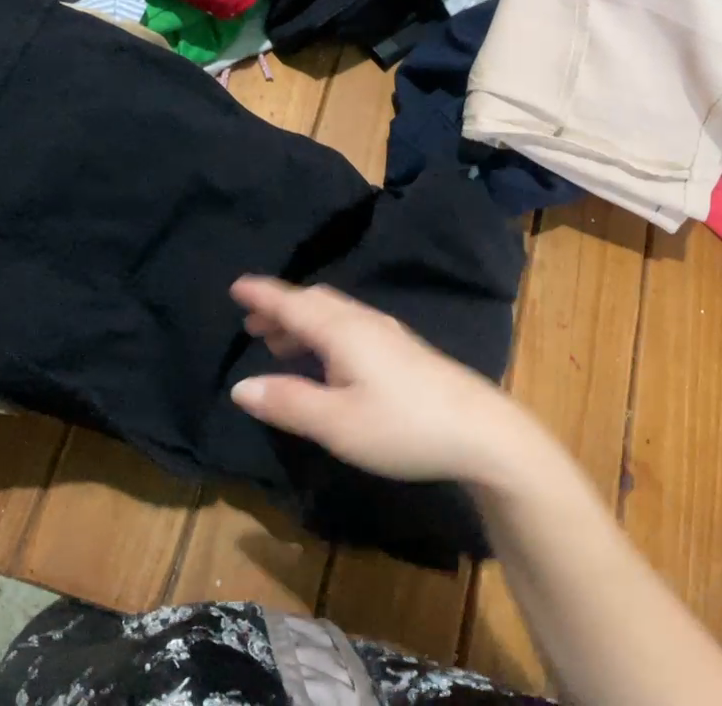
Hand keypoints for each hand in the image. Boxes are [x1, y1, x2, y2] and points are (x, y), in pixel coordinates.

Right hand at [228, 276, 549, 486]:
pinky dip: (325, 334)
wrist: (484, 434)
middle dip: (281, 309)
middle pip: (315, 303)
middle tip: (253, 325)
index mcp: (343, 331)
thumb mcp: (336, 423)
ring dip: (303, 323)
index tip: (236, 286)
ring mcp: (390, 335)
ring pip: (335, 316)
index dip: (263, 295)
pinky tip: (328, 362)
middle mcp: (365, 323)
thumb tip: (239, 387)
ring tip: (280, 345)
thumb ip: (287, 402)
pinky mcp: (405, 353)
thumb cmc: (403, 426)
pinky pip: (351, 328)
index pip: (293, 303)